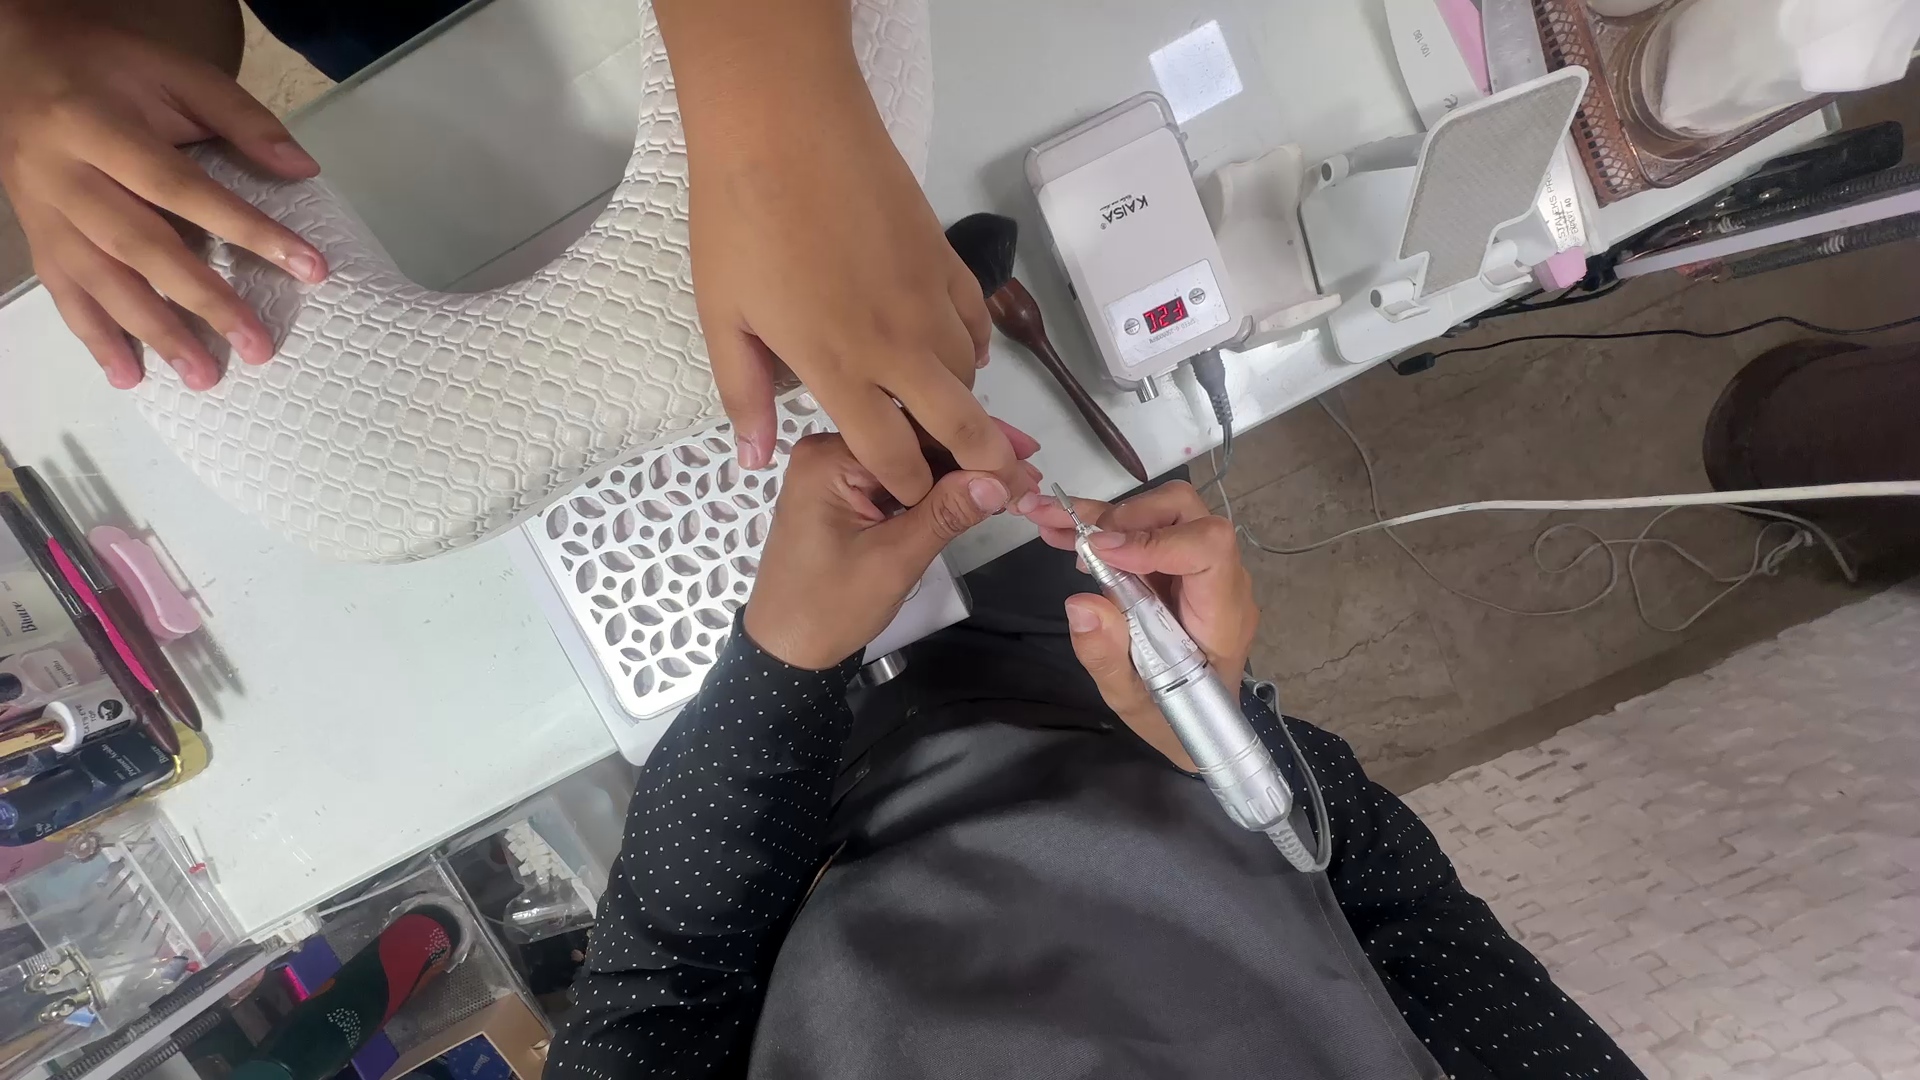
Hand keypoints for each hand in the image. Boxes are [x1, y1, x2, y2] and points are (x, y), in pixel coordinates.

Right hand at [0, 9, 327, 390]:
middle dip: (201, 302)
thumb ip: (242, 120)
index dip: (249, 230)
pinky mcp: (34, 230)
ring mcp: (37, 206)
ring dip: (152, 333)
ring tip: (204, 378)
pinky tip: (129, 377)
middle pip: (138, 246)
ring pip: (96, 279)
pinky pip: (62, 290)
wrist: (13, 48)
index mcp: (94, 126)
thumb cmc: (116, 69)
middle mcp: (57, 172)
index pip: (184, 189)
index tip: (312, 269)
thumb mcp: (178, 74)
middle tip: (257, 348)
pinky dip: (93, 336)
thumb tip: (304, 169)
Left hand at [659, 0, 1025, 506]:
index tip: (916, 498)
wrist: (785, 124)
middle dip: (979, 464)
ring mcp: (930, 303)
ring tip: (947, 411)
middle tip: (991, 479)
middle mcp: (898, 348)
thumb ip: (745, 396)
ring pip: (970, 375)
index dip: (910, 487)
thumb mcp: (723, 317)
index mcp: (840, 369)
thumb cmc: (741, 222)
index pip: (893, 455)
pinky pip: (979, 323)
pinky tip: (963, 356)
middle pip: (958, 426)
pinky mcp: (948, 263)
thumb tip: (753, 460)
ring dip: (963, 403)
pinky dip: (976, 350)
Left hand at [744, 425, 1042, 669]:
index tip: (1028, 458)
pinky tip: (975, 491)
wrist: (784, 649)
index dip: (977, 445)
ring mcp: (836, 470)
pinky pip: (898, 479)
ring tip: (1014, 481)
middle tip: (1031, 468)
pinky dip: (936, 488)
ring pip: (911, 460)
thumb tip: (1001, 479)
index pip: (917, 434)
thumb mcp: (893, 560)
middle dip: (974, 456)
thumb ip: (946, 514)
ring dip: (960, 472)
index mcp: (831, 456)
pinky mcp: (844, 492)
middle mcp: (830, 449)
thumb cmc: (829, 608)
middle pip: (915, 441)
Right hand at [1021, 481, 1258, 770]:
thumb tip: (1080, 603)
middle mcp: (1218, 579)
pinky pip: (1143, 531)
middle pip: (1186, 512)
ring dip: (1102, 515)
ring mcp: (1198, 567)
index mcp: (1220, 615)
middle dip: (1125, 517)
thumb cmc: (1172, 717)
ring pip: (1161, 511)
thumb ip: (1107, 655)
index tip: (1099, 552)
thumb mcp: (1131, 699)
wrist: (1194, 723)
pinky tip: (1058, 529)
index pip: (1208, 548)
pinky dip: (1100, 527)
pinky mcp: (1175, 564)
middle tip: (1079, 542)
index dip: (1152, 540)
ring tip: (1048, 520)